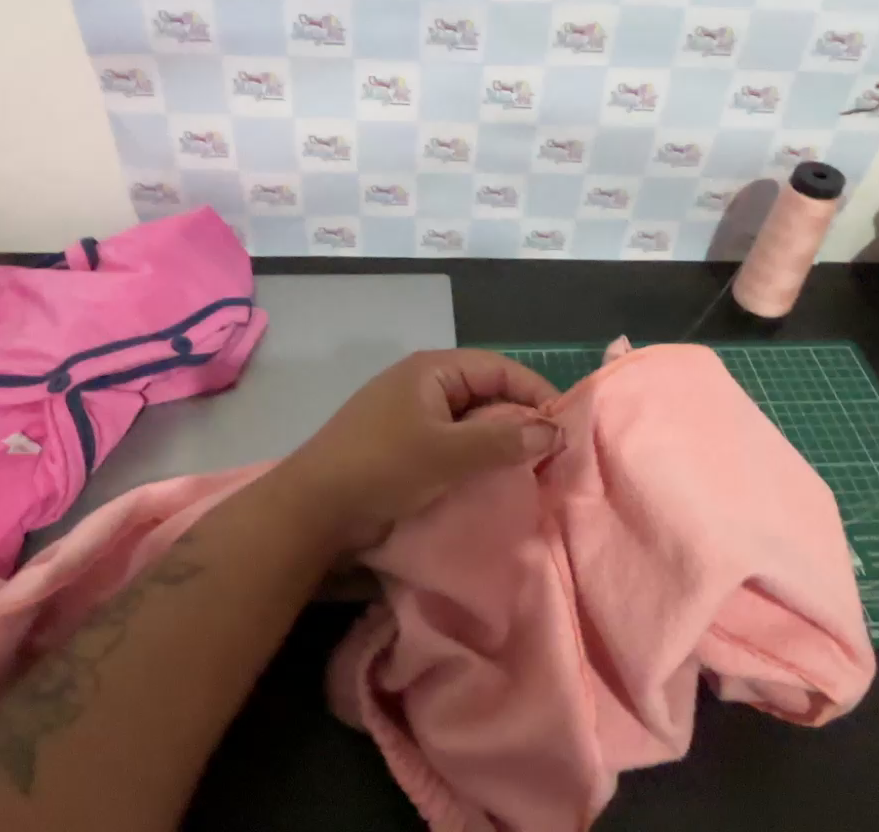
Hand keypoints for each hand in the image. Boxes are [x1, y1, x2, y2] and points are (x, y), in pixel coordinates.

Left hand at [272, 350, 561, 551]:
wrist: (312, 509)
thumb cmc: (382, 467)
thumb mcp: (448, 453)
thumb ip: (503, 440)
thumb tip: (554, 431)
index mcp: (433, 370)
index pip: (499, 368)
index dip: (535, 392)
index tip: (566, 427)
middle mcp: (423, 385)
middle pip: (486, 392)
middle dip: (520, 420)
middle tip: (552, 454)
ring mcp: (410, 415)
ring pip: (470, 421)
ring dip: (498, 442)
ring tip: (530, 469)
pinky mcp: (403, 446)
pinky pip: (451, 443)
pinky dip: (475, 458)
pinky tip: (492, 480)